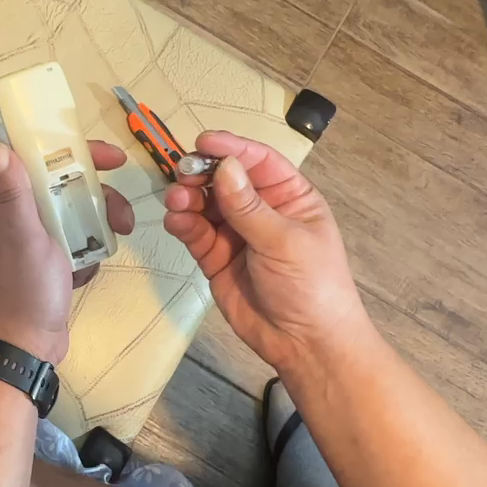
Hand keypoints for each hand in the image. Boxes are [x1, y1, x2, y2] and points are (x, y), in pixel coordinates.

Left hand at [0, 140, 134, 362]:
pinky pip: (82, 245)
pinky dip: (91, 254)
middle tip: (125, 215)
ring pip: (80, 216)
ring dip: (101, 226)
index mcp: (15, 206)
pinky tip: (90, 270)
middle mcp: (26, 219)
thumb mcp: (23, 237)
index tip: (114, 158)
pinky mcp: (55, 263)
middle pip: (70, 188)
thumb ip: (14, 192)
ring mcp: (41, 242)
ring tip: (118, 239)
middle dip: (102, 197)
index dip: (78, 152)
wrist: (27, 346)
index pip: (45, 162)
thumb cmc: (25, 290)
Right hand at [161, 131, 370, 376]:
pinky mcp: (215, 259)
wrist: (304, 344)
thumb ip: (249, 206)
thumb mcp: (283, 242)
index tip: (202, 142)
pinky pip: (195, 234)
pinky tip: (176, 221)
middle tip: (181, 174)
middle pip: (224, 180)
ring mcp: (236, 235)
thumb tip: (224, 166)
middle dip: (202, 174)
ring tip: (176, 202)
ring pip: (204, 206)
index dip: (231, 148)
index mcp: (290, 197)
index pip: (258, 162)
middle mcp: (261, 210)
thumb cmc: (311, 285)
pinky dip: (183, 224)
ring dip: (188, 199)